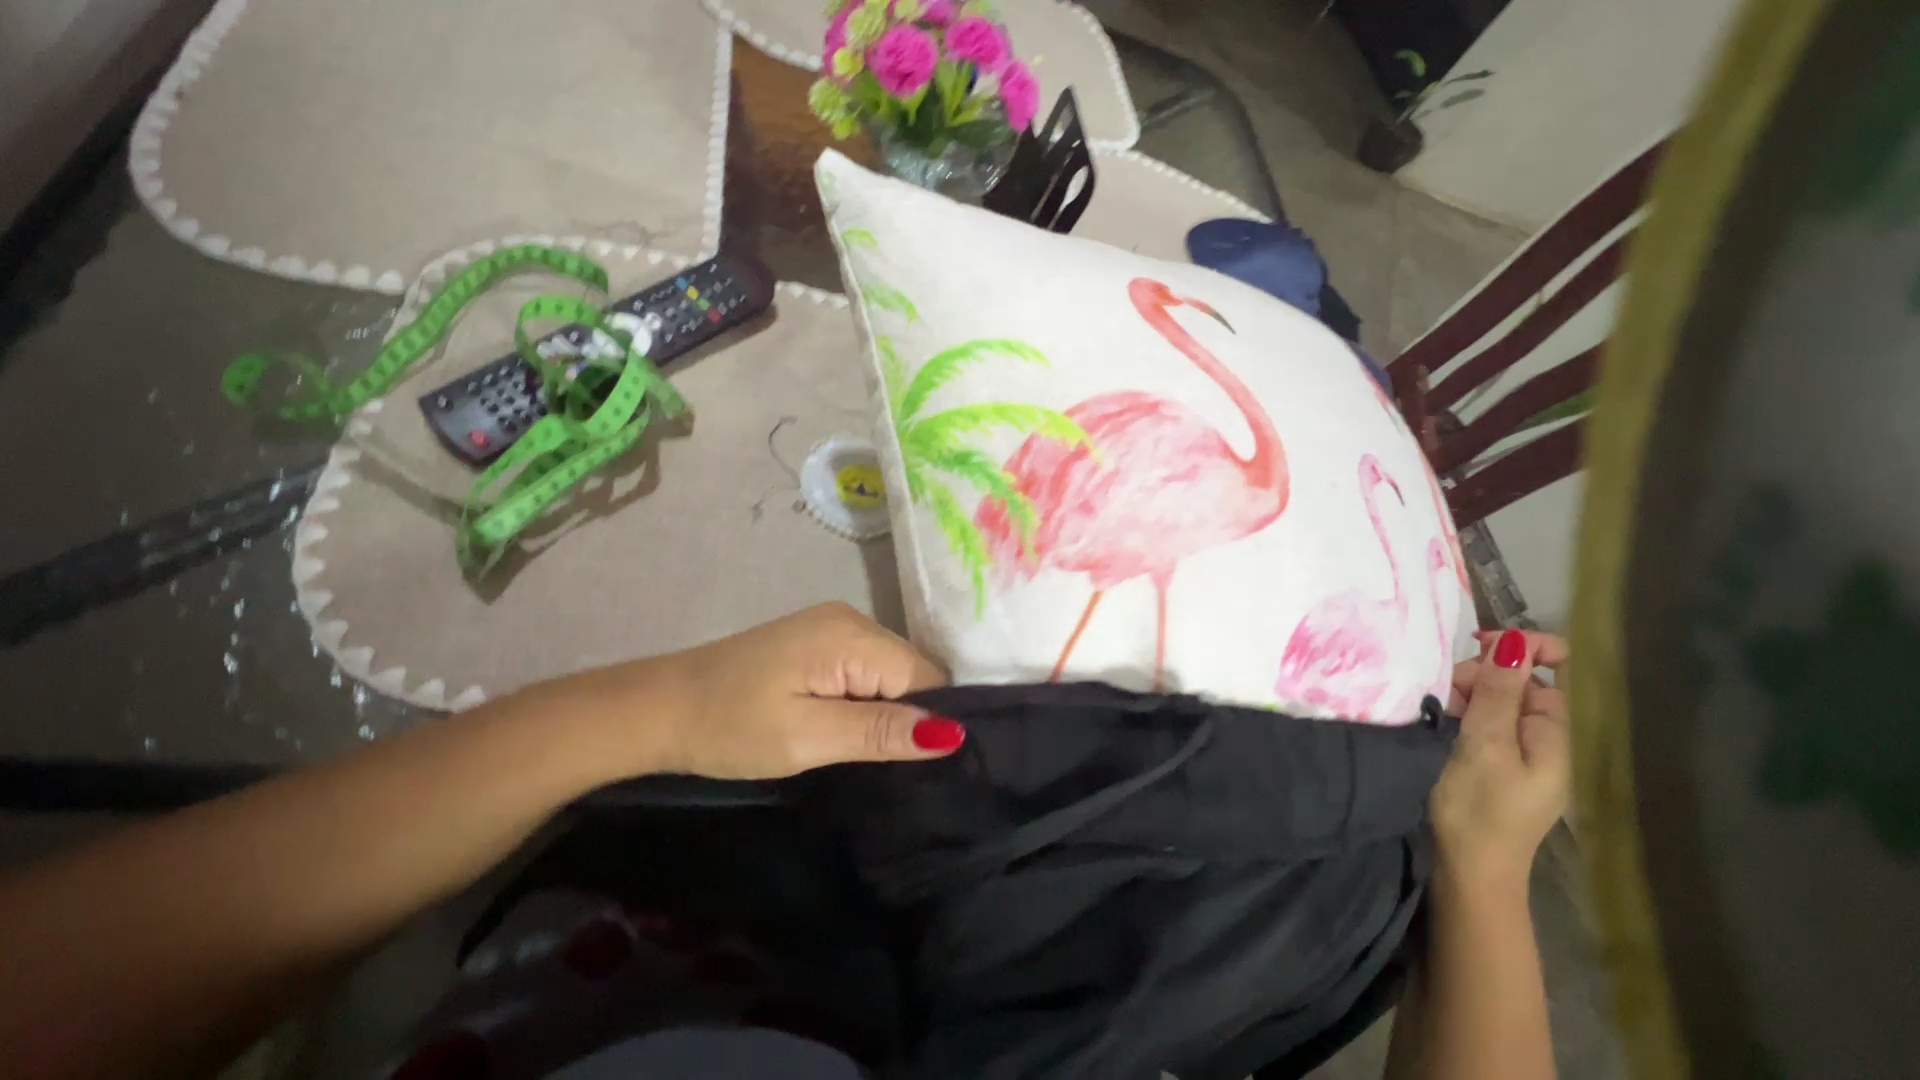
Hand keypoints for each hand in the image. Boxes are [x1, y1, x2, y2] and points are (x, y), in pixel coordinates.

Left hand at [549, 603, 960, 780]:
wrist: (660, 708)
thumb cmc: (731, 727)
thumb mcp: (807, 738)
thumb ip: (880, 732)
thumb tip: (952, 733)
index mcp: (852, 637)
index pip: (927, 678)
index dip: (928, 721)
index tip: (914, 766)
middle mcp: (851, 619)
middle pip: (912, 671)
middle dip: (908, 715)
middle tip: (882, 764)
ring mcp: (832, 626)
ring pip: (890, 671)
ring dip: (885, 709)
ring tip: (861, 750)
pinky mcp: (816, 640)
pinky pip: (865, 668)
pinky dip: (865, 698)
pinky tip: (845, 726)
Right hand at [1429, 629, 1570, 893]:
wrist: (1468, 871)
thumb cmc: (1478, 807)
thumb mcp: (1485, 745)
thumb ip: (1498, 692)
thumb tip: (1515, 640)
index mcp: (1556, 731)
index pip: (1556, 666)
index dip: (1523, 647)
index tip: (1476, 647)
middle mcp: (1545, 735)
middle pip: (1518, 680)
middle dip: (1480, 674)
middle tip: (1444, 693)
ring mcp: (1521, 750)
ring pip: (1494, 699)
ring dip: (1464, 695)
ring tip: (1436, 712)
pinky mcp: (1496, 761)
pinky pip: (1482, 721)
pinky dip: (1459, 715)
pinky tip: (1438, 723)